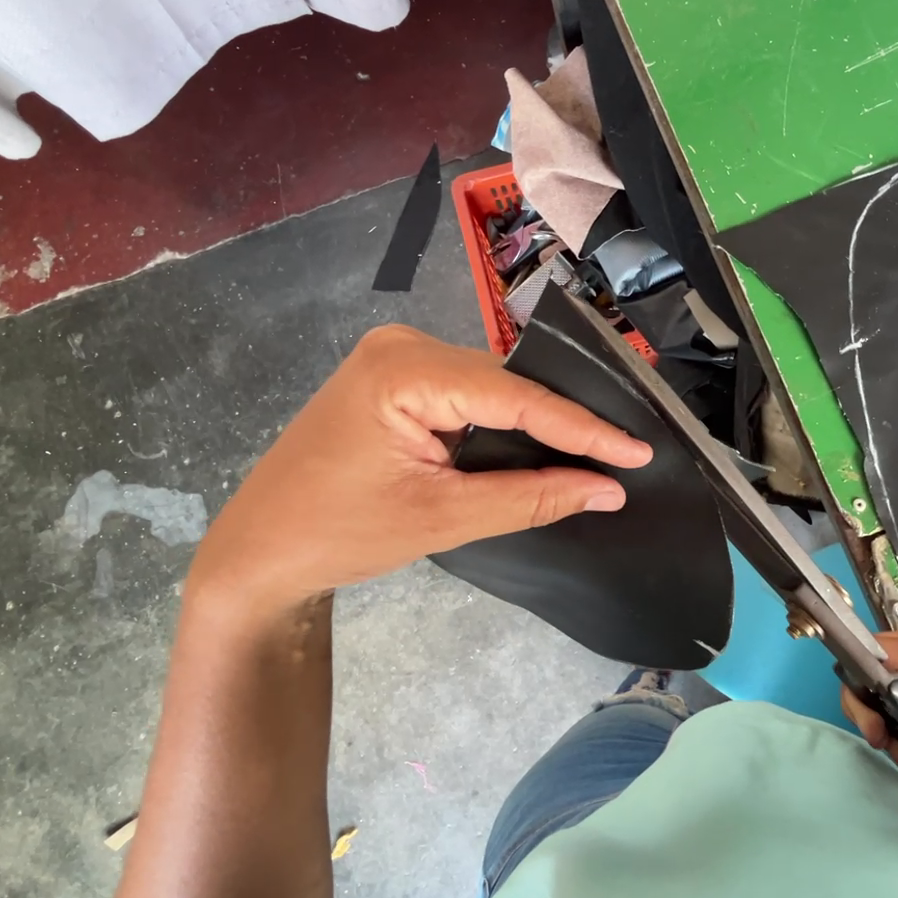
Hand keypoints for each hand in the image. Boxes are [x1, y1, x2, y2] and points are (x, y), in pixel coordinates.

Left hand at [185, 325, 651, 611]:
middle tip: (626, 450)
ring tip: (598, 447)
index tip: (638, 451)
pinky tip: (541, 442)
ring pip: (492, 386)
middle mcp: (402, 346)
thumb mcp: (444, 518)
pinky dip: (504, 421)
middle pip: (507, 382)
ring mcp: (395, 357)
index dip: (583, 427)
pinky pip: (469, 392)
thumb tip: (609, 490)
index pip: (517, 396)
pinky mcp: (395, 378)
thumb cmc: (340, 535)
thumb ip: (533, 497)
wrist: (258, 551)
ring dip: (537, 420)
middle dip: (565, 419)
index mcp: (405, 369)